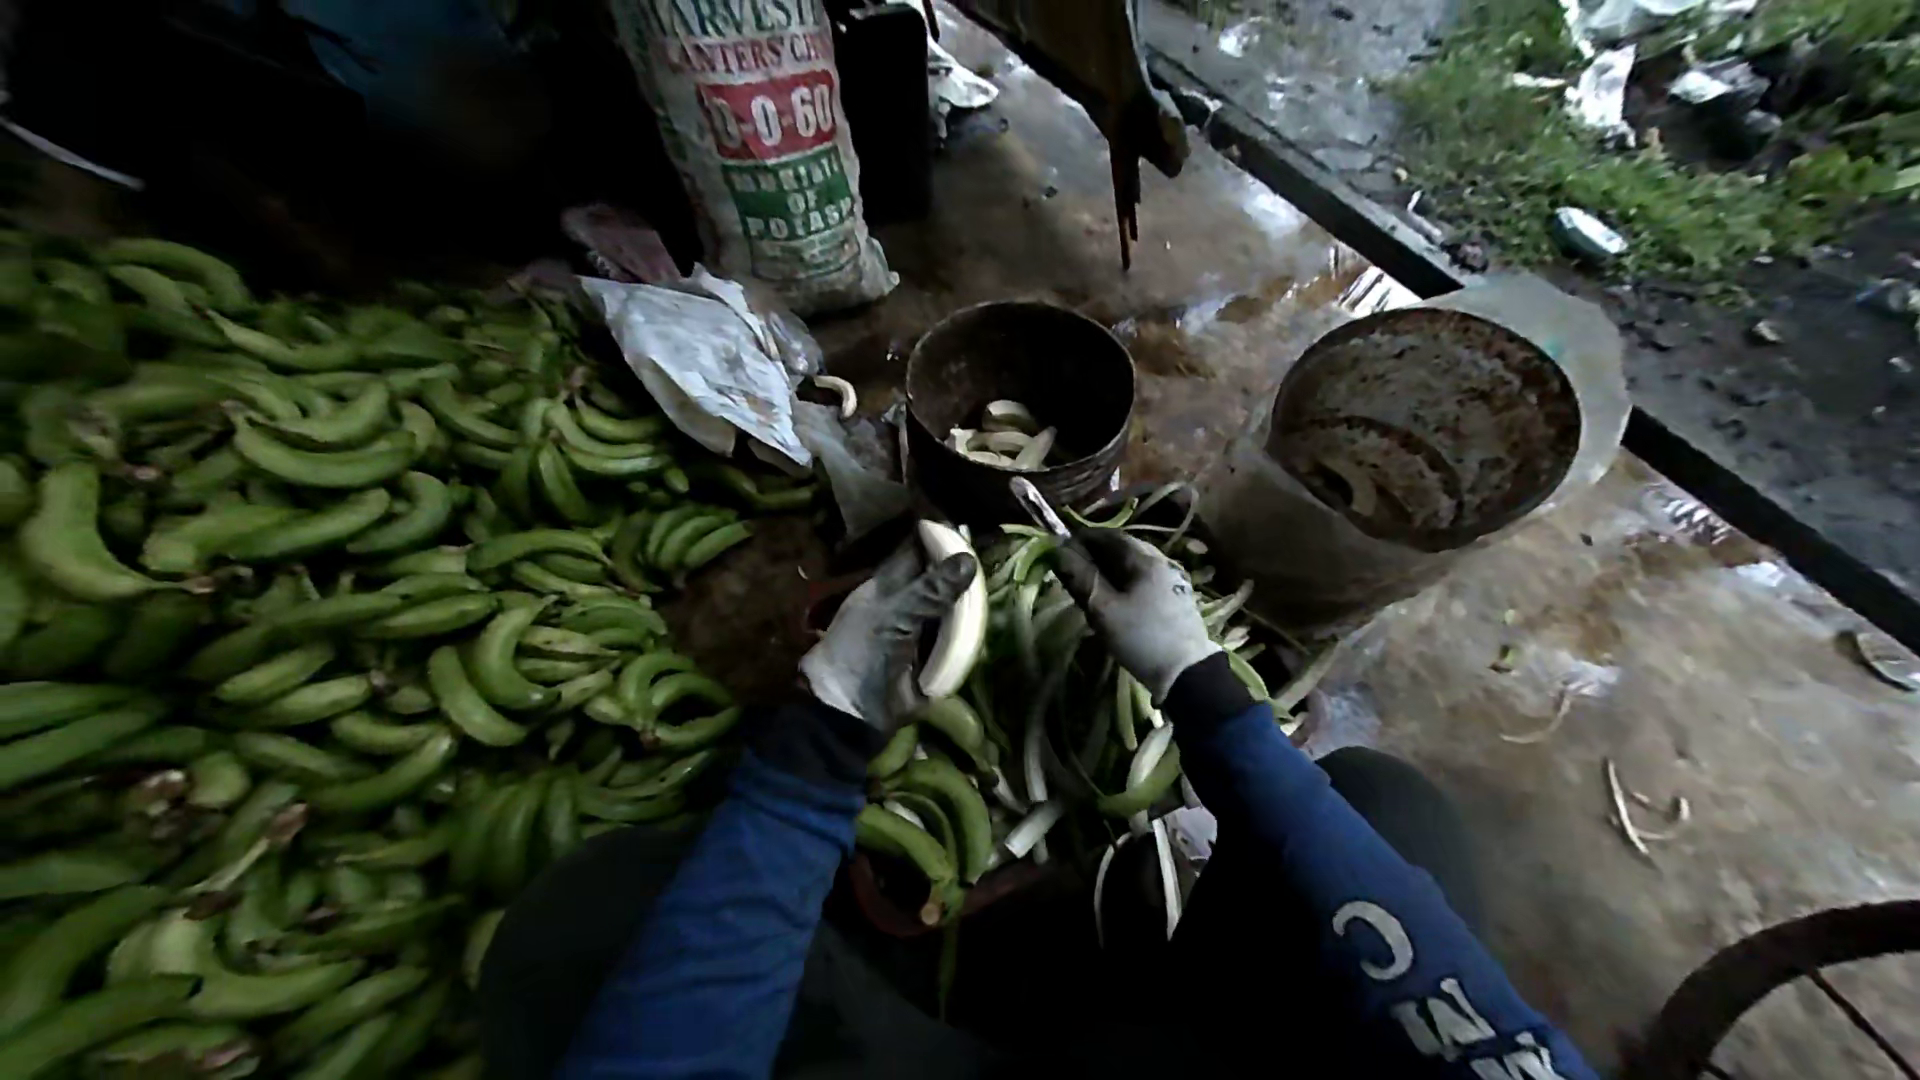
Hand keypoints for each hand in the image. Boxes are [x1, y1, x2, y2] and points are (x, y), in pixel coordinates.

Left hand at [799, 543, 978, 730]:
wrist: (853, 711)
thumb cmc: (861, 652)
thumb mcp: (894, 614)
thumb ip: (930, 589)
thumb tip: (968, 559)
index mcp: (889, 587)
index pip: (916, 552)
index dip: (937, 538)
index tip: (967, 528)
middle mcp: (909, 603)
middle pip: (941, 579)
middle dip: (963, 570)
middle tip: (995, 556)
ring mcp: (926, 630)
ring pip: (954, 606)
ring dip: (973, 600)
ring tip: (1001, 582)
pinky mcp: (939, 656)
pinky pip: (961, 637)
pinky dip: (974, 629)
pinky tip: (993, 617)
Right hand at [1053, 530, 1219, 701]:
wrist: (1188, 674)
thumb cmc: (1141, 637)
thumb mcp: (1103, 609)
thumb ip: (1080, 577)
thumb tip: (1057, 551)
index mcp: (1145, 559)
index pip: (1109, 536)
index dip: (1083, 538)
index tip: (1062, 548)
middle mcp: (1162, 561)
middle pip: (1124, 547)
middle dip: (1096, 553)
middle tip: (1074, 567)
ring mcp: (1172, 579)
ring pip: (1134, 564)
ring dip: (1111, 567)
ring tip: (1092, 583)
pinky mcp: (1177, 596)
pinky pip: (1145, 578)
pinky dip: (1125, 579)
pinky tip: (1116, 596)